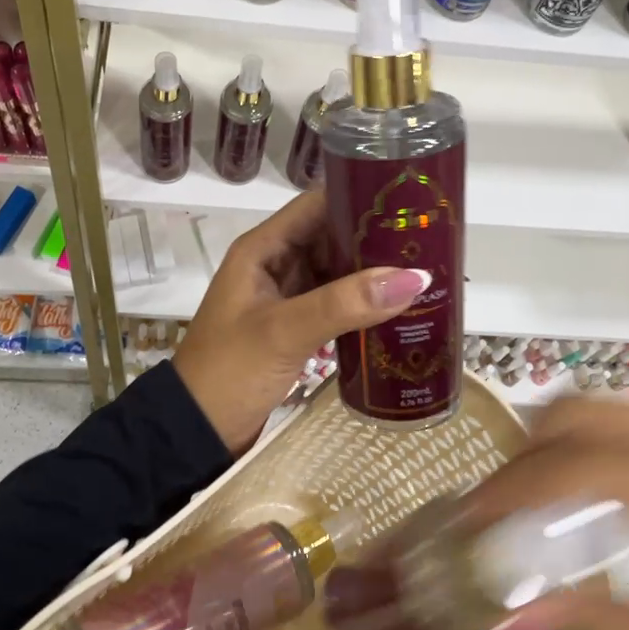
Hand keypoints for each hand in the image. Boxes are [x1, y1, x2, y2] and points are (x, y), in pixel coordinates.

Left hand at [172, 189, 430, 454]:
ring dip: (373, 274)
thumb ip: (346, 303)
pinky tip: (399, 311)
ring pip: (337, 273)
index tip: (410, 202)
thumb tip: (418, 276)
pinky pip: (335, 305)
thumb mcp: (285, 331)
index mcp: (262, 250)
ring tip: (428, 272)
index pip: (317, 206)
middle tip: (432, 241)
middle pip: (332, 237)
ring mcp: (285, 298)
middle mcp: (274, 265)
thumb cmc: (230, 371)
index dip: (359, 199)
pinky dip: (363, 306)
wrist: (195, 430)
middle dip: (376, 239)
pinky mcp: (294, 329)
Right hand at [463, 401, 628, 629]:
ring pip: (594, 405)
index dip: (511, 491)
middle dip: (519, 460)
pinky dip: (581, 445)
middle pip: (577, 412)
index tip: (466, 521)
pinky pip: (625, 415)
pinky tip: (576, 492)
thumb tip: (513, 617)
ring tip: (526, 508)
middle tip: (492, 514)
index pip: (582, 466)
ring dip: (546, 449)